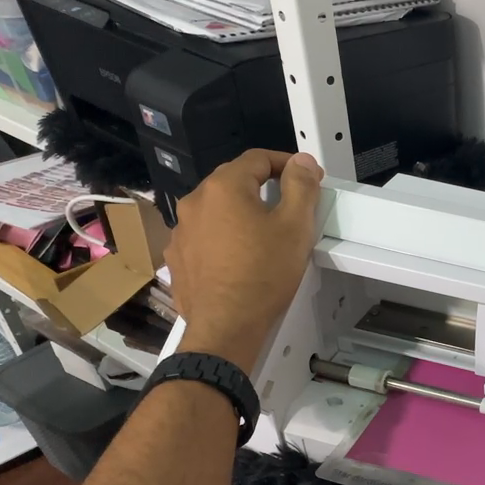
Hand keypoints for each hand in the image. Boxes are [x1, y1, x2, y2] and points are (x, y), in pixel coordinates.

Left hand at [167, 150, 322, 369]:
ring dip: (241, 212)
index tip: (308, 178)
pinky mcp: (177, 257)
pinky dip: (224, 236)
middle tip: (290, 205)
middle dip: (263, 186)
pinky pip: (204, 235)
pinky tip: (239, 257)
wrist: (226, 325)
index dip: (287, 163)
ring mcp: (181, 230)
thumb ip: (302, 186)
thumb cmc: (265, 273)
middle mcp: (195, 201)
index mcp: (224, 187)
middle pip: (233, 181)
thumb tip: (303, 161)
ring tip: (265, 235)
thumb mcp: (296, 226)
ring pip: (217, 209)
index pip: (257, 158)